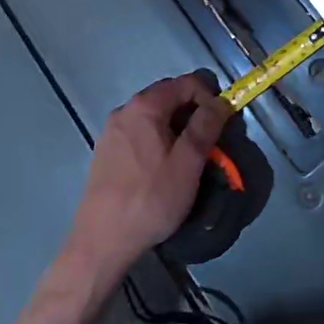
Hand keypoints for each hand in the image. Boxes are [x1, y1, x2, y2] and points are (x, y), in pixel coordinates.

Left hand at [65, 74, 230, 279]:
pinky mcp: (106, 152)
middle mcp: (124, 110)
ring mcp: (112, 131)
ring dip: (177, 128)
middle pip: (168, 96)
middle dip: (195, 112)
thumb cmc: (151, 199)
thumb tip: (221, 101)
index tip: (221, 125)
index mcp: (144, 106)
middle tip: (211, 142)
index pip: (186, 83)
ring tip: (190, 157)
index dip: (210, 97)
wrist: (102, 241)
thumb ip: (206, 125)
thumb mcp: (188, 162)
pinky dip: (159, 139)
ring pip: (154, 116)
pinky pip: (140, 133)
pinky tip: (164, 167)